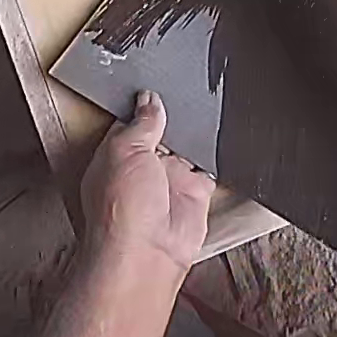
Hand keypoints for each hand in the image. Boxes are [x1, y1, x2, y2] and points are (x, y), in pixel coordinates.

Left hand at [81, 91, 214, 272]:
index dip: (145, 105)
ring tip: (204, 115)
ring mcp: (168, 181)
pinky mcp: (194, 195)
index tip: (156, 84)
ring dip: (195, 139)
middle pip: (163, 133)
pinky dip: (214, 162)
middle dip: (173, 120)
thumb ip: (141, 123)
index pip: (132, 122)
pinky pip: (208, 172)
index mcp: (117, 154)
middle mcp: (142, 168)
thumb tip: (149, 100)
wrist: (147, 252)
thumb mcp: (125, 149)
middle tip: (185, 98)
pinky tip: (218, 144)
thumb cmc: (122, 208)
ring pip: (186, 150)